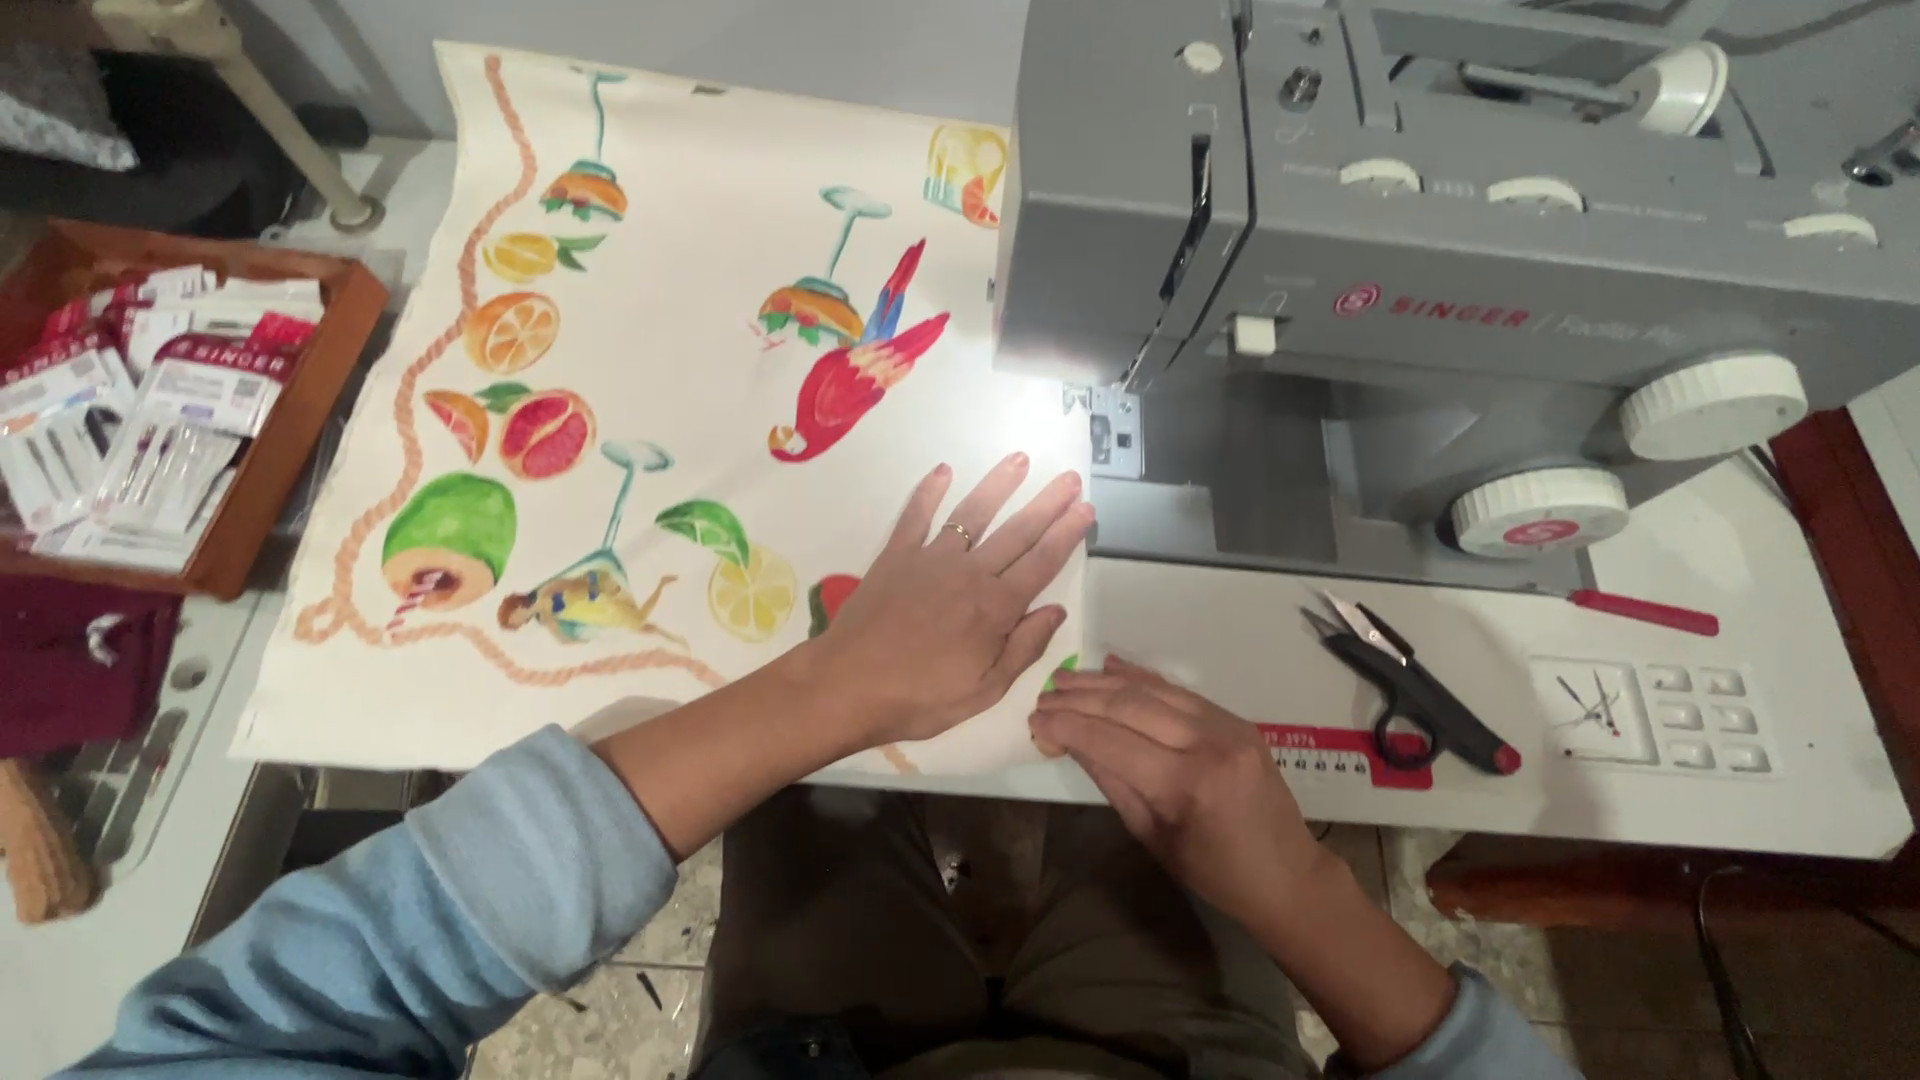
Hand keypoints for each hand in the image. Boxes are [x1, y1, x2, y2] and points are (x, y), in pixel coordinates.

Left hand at [808, 453, 1093, 745]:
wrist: (847, 686)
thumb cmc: (920, 697)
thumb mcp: (984, 690)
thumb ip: (1024, 648)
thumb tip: (1056, 611)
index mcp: (995, 608)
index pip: (1042, 562)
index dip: (1067, 533)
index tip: (1086, 508)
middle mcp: (969, 573)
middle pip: (1017, 531)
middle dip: (1047, 502)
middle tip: (1069, 475)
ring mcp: (930, 559)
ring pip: (972, 513)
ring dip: (998, 484)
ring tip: (1019, 459)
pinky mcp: (896, 555)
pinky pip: (916, 515)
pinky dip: (928, 491)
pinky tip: (942, 469)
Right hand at [1029, 659, 1335, 931]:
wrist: (1290, 876)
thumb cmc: (1215, 873)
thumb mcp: (1153, 837)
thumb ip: (1112, 781)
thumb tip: (1069, 740)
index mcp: (1189, 784)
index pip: (1113, 742)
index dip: (1069, 726)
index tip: (1035, 719)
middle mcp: (1210, 744)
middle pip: (1131, 707)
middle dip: (1081, 698)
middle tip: (1044, 695)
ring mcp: (1228, 726)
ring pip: (1154, 691)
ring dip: (1105, 682)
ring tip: (1066, 679)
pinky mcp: (1236, 720)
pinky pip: (1179, 692)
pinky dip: (1142, 678)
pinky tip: (1111, 668)